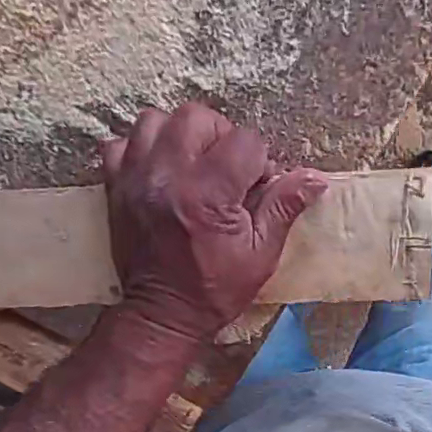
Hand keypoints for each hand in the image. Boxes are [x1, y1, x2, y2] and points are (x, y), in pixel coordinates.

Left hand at [99, 103, 327, 341]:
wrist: (163, 315)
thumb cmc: (214, 289)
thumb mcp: (261, 254)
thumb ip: (283, 208)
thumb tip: (316, 178)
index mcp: (208, 195)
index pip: (245, 141)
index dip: (259, 162)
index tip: (256, 188)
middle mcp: (168, 178)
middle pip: (197, 117)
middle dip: (220, 136)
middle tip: (225, 169)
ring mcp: (136, 180)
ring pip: (155, 120)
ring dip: (178, 135)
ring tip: (190, 165)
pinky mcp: (115, 188)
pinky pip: (120, 144)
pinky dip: (139, 150)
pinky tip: (157, 172)